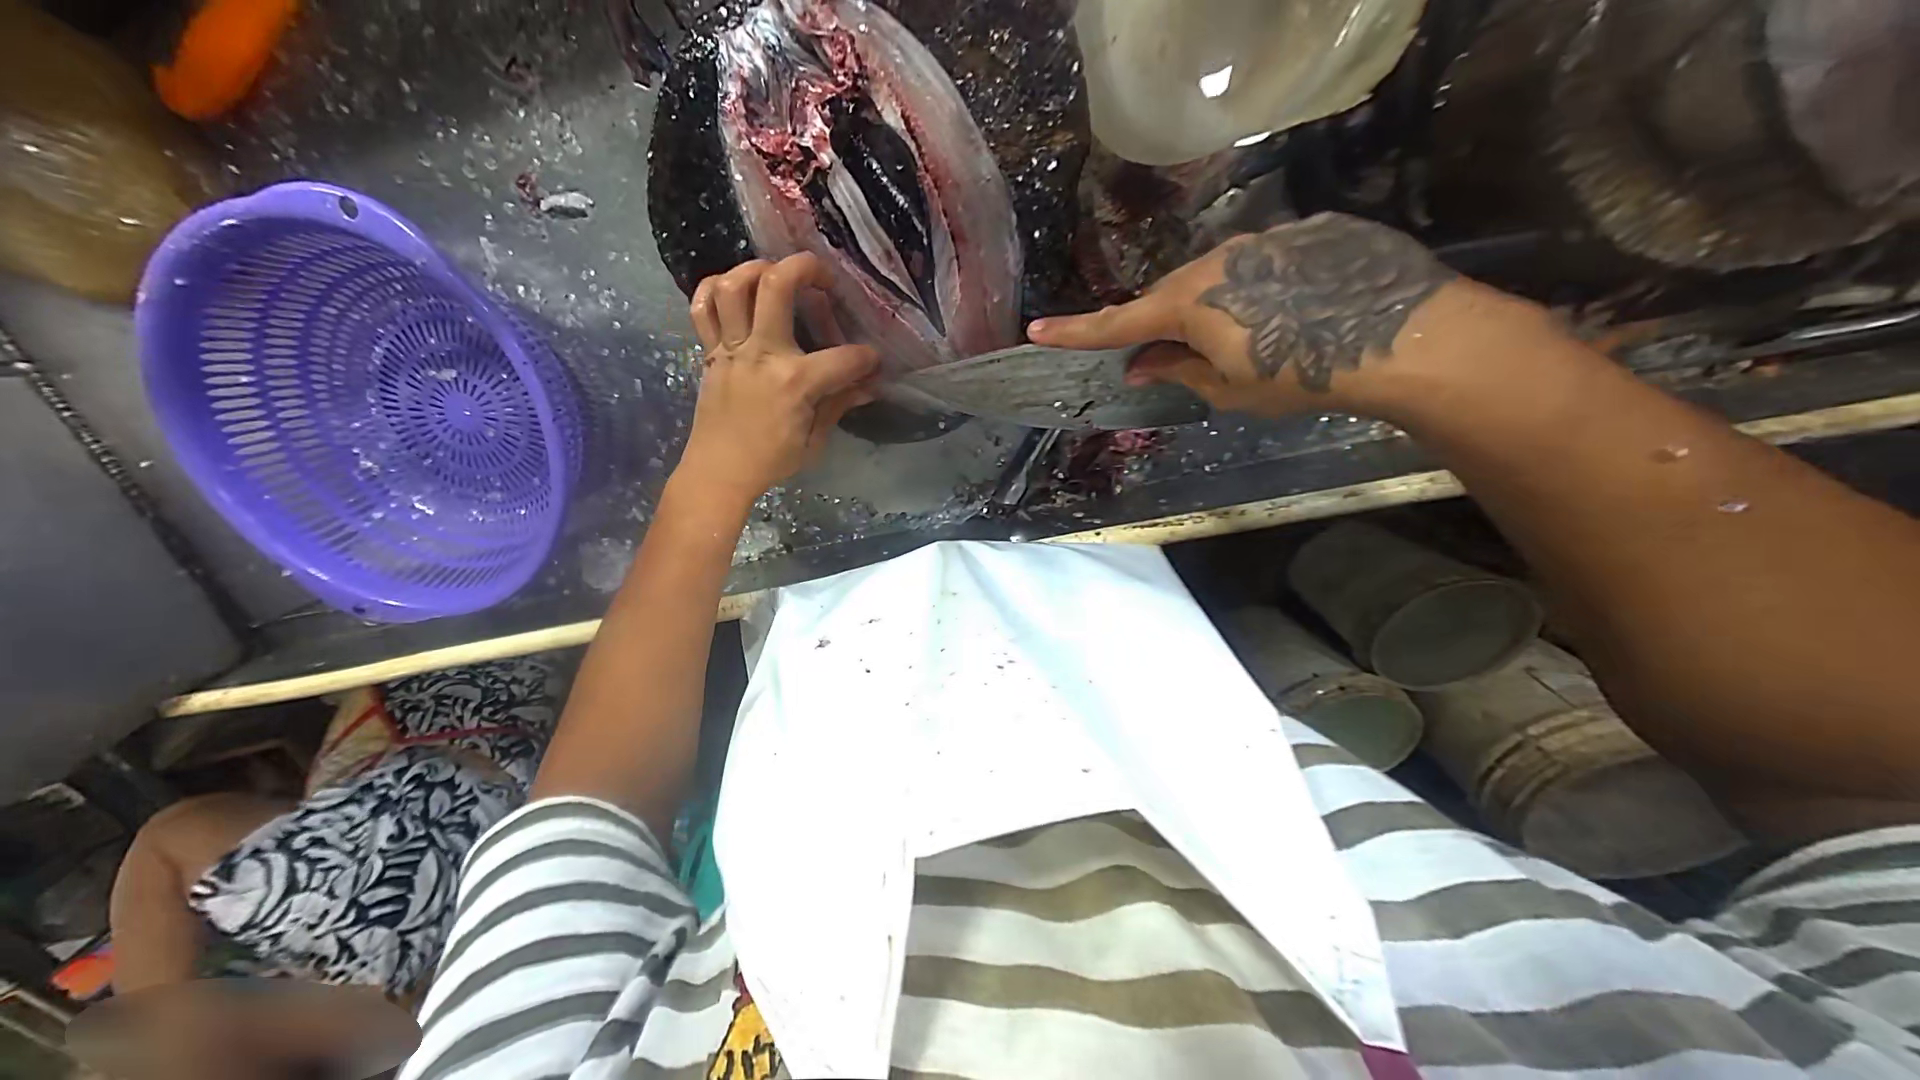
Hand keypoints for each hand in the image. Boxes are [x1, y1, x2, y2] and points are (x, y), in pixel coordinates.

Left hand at [680, 254, 879, 504]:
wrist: (718, 472)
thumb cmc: (771, 461)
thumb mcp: (814, 440)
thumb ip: (839, 404)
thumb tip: (868, 386)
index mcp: (795, 382)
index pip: (844, 358)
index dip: (867, 358)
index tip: (873, 363)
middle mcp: (762, 354)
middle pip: (777, 285)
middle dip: (806, 268)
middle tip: (822, 276)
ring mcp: (731, 349)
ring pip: (734, 286)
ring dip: (756, 269)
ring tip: (775, 274)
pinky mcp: (709, 352)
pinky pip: (702, 307)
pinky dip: (714, 288)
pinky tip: (735, 290)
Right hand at [1028, 213, 1459, 416]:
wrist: (1404, 336)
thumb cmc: (1303, 375)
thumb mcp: (1231, 390)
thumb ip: (1179, 371)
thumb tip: (1141, 364)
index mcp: (1190, 302)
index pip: (1119, 321)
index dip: (1076, 331)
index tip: (1036, 331)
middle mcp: (1219, 259)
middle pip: (1172, 296)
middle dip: (1164, 326)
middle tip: (1168, 359)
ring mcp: (1267, 240)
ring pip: (1220, 277)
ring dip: (1218, 308)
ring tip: (1252, 341)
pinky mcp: (1311, 233)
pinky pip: (1266, 264)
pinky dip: (1264, 290)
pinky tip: (1298, 316)